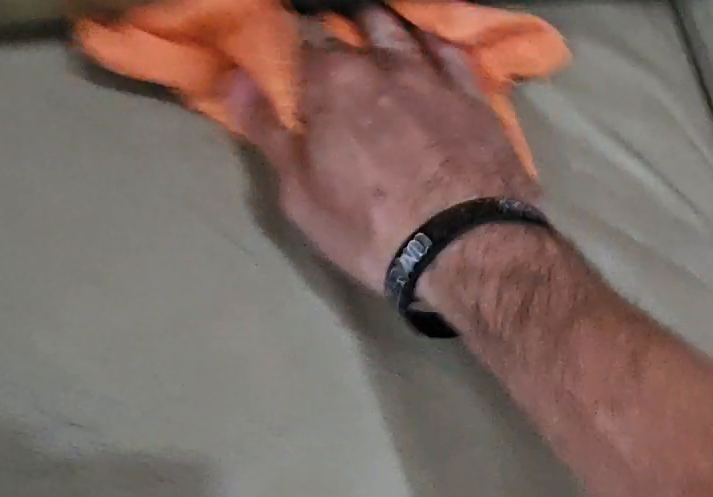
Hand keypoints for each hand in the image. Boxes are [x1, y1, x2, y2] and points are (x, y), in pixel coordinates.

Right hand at [228, 7, 539, 292]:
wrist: (469, 249)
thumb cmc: (376, 232)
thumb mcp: (304, 197)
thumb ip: (269, 134)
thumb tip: (236, 81)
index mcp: (330, 82)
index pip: (299, 46)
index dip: (295, 58)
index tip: (296, 76)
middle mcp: (381, 63)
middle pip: (352, 31)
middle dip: (341, 42)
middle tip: (340, 64)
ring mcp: (434, 77)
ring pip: (401, 31)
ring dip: (384, 33)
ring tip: (378, 47)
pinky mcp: (477, 100)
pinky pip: (451, 53)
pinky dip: (434, 46)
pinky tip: (429, 52)